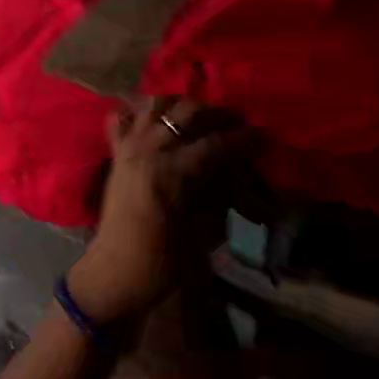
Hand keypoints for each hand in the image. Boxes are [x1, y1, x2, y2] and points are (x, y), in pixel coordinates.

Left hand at [66, 97, 243, 324]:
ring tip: (201, 119)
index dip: (243, 138)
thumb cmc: (163, 263)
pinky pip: (122, 118)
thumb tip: (240, 167)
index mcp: (170, 172)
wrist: (115, 274)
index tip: (264, 136)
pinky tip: (158, 123)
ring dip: (181, 106)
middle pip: (187, 112)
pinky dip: (140, 114)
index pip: (215, 143)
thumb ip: (221, 191)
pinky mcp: (114, 153)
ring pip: (155, 104)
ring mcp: (127, 148)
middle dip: (217, 114)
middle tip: (237, 124)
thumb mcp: (204, 229)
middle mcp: (147, 150)